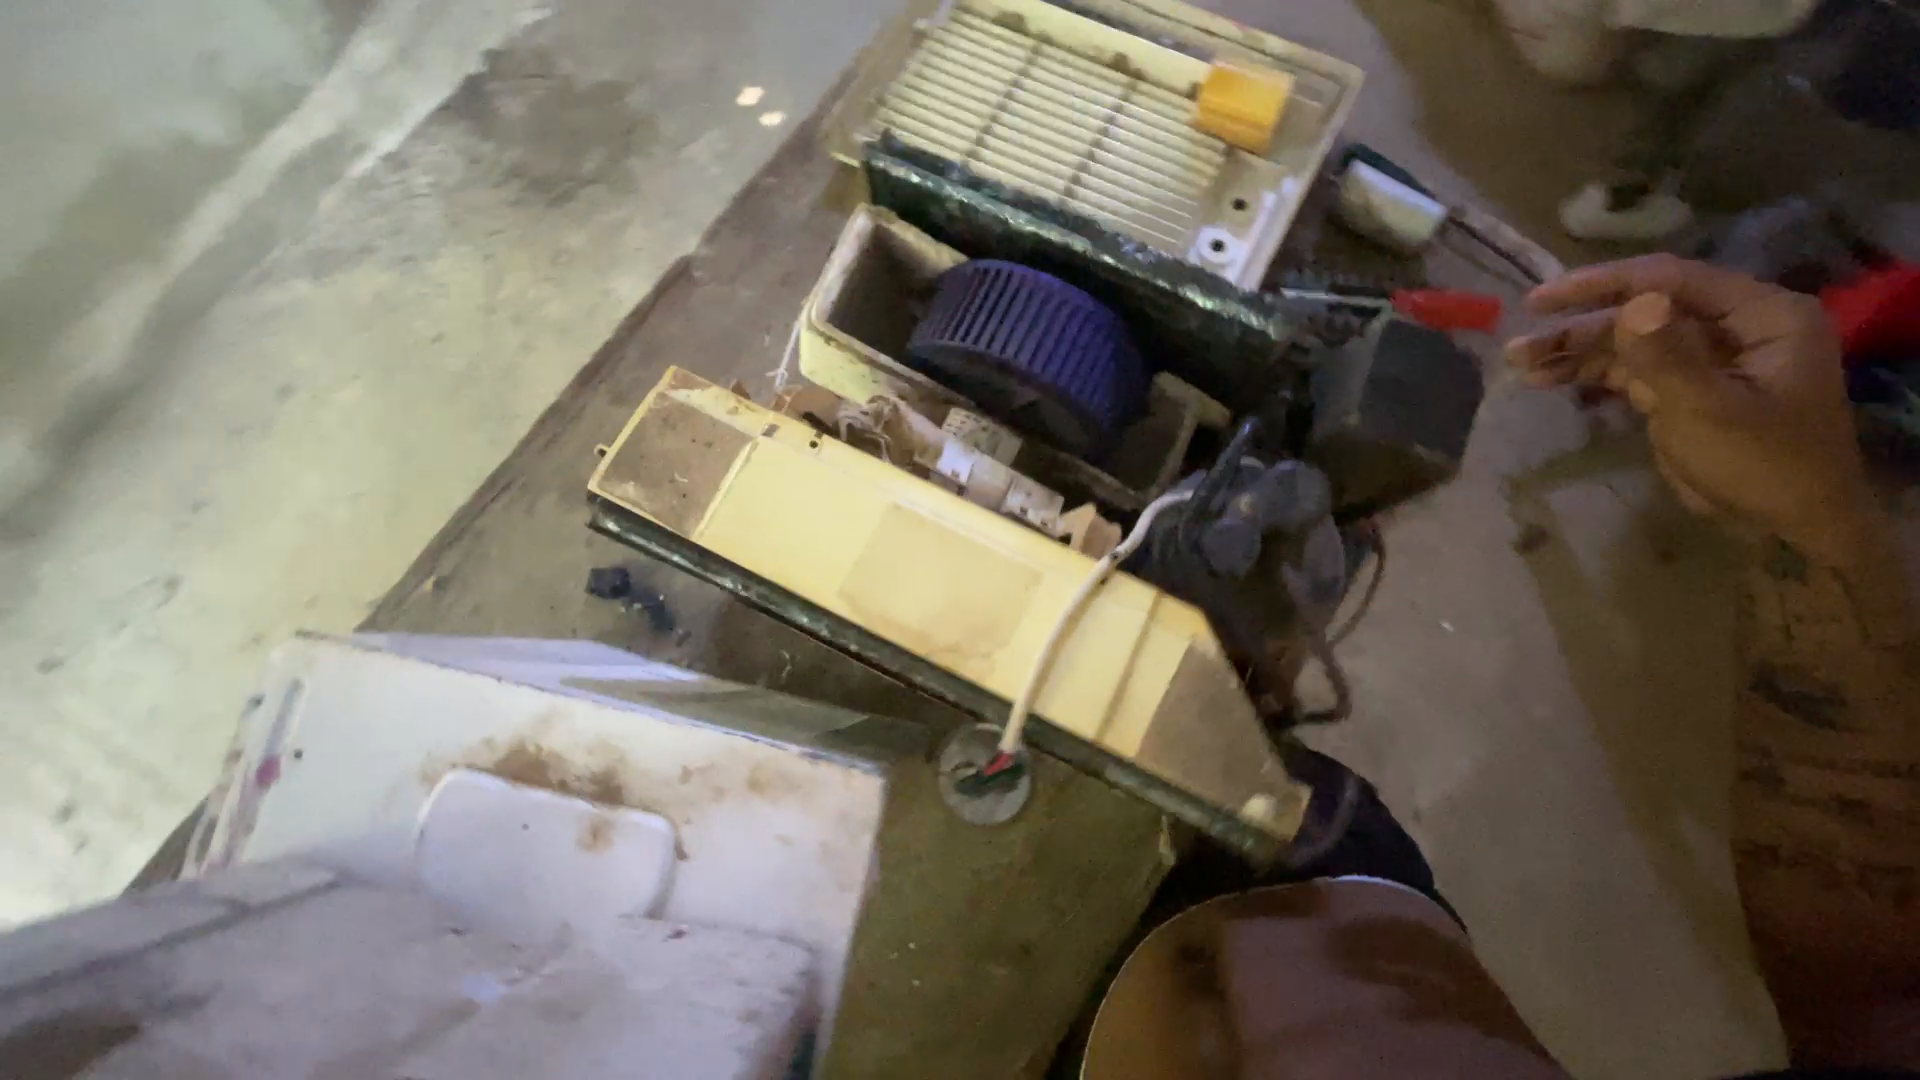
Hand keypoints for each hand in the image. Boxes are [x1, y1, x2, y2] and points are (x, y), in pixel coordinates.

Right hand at [1505, 255, 1876, 566]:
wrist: (1788, 521)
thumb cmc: (1764, 462)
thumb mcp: (1710, 410)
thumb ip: (1668, 357)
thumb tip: (1633, 304)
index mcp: (1760, 315)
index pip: (1670, 279)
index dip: (1601, 284)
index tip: (1540, 300)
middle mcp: (1732, 325)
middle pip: (1639, 310)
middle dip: (1575, 326)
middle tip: (1518, 344)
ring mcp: (1703, 356)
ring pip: (1626, 340)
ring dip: (1572, 350)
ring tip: (1519, 362)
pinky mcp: (1678, 386)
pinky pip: (1625, 368)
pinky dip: (1585, 372)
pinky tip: (1545, 378)